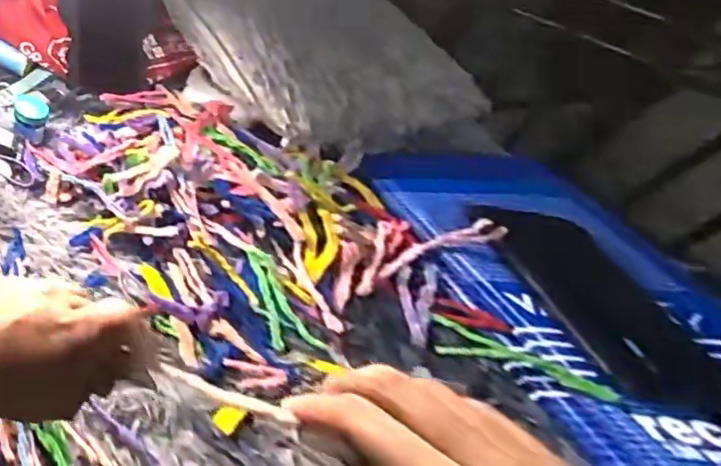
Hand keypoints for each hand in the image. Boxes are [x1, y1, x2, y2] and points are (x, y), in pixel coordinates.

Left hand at [0, 277, 150, 419]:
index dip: (135, 336)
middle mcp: (59, 294)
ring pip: (66, 298)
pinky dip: (42, 311)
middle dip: (100, 333)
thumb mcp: (62, 398)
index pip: (127, 313)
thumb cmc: (7, 384)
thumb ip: (94, 377)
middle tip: (87, 363)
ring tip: (51, 347)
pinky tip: (23, 333)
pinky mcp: (7, 277)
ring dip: (69, 319)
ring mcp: (31, 281)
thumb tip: (111, 364)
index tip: (128, 359)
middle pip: (96, 307)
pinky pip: (38, 293)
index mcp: (79, 325)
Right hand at [285, 365, 564, 465]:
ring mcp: (534, 461)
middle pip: (400, 390)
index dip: (320, 409)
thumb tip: (332, 444)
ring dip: (387, 390)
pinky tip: (422, 422)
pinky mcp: (556, 463)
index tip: (289, 413)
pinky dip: (435, 405)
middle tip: (319, 405)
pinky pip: (480, 410)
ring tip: (363, 408)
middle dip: (346, 385)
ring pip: (437, 390)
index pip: (372, 424)